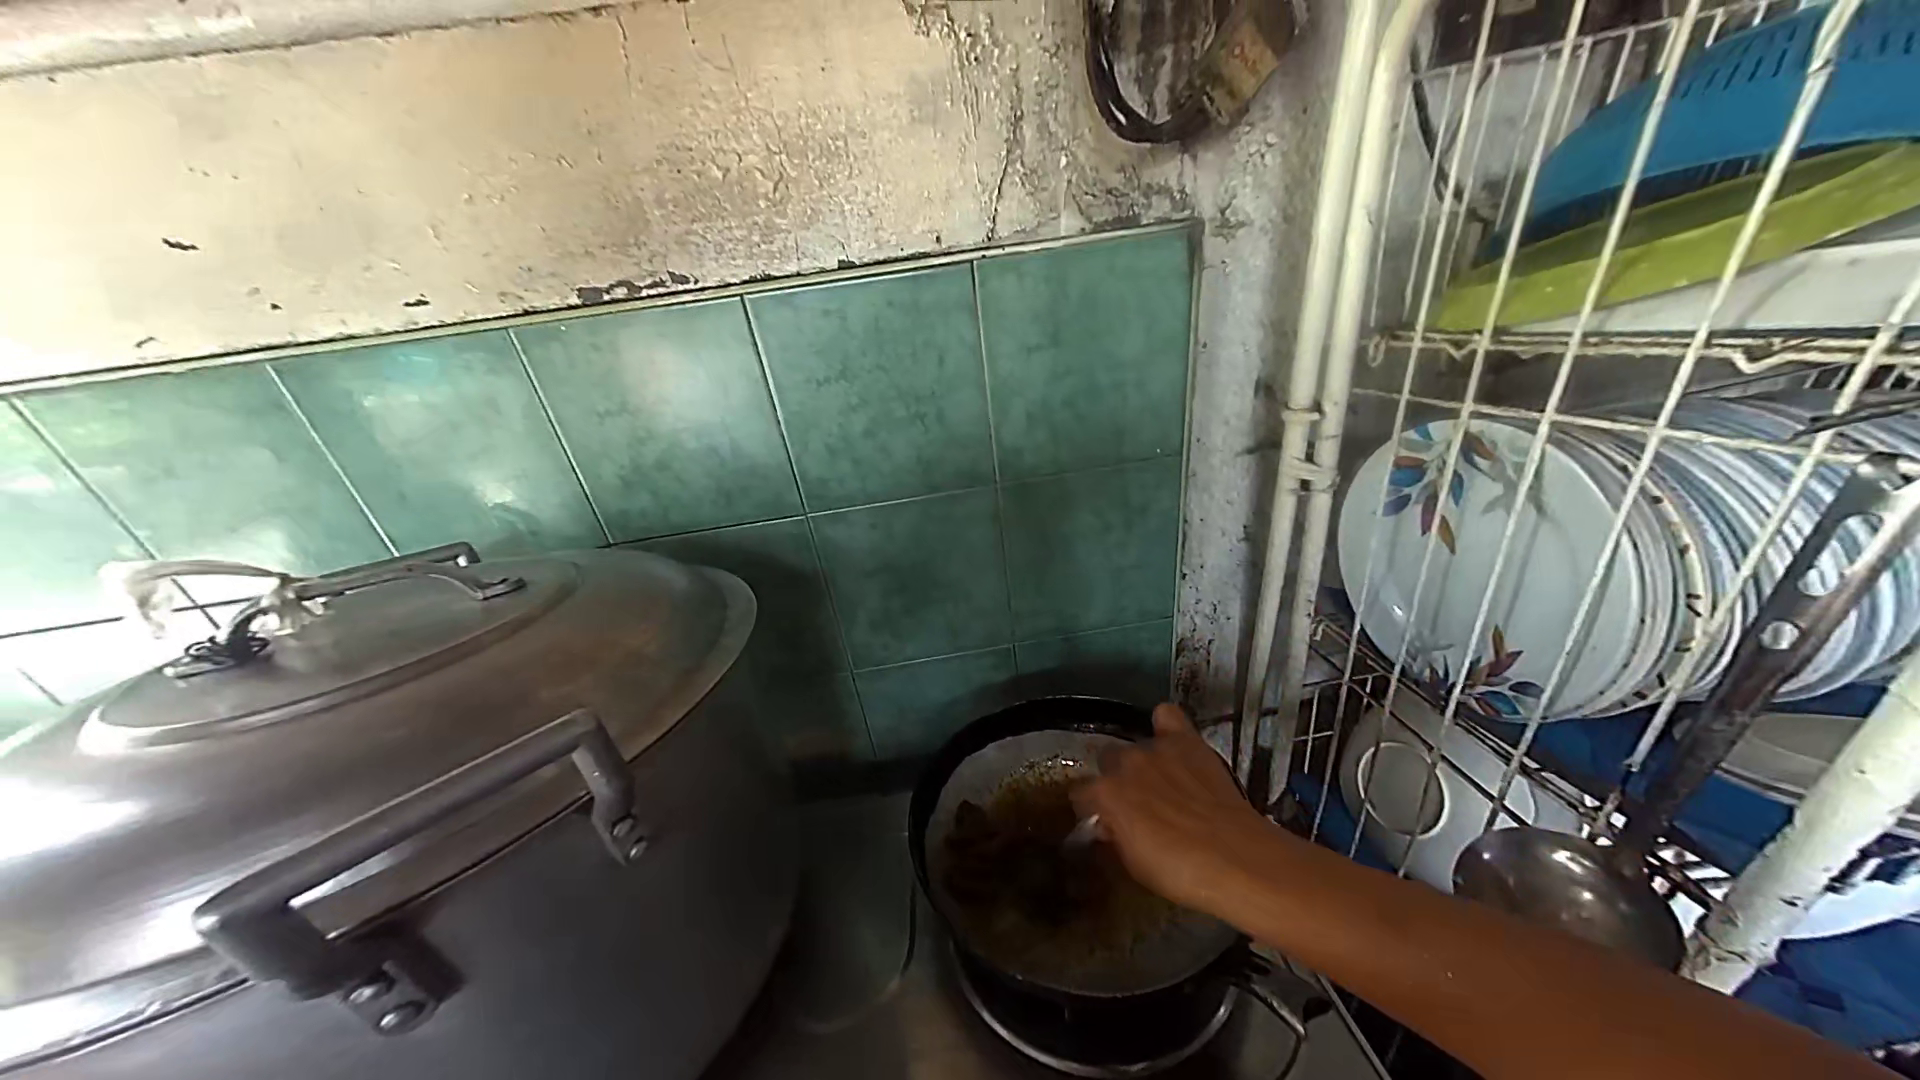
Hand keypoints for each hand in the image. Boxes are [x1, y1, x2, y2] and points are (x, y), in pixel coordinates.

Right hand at [1072, 703, 1285, 916]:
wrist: (1237, 860)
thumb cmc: (1181, 872)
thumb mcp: (1133, 864)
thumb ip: (1114, 836)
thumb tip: (1108, 824)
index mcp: (1105, 794)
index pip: (1081, 794)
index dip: (1092, 808)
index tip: (1104, 821)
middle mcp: (1124, 763)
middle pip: (1107, 761)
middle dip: (1116, 780)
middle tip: (1136, 804)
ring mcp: (1156, 748)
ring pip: (1135, 744)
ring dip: (1142, 762)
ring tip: (1162, 782)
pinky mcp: (1186, 741)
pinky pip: (1167, 716)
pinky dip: (1166, 726)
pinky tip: (1171, 740)